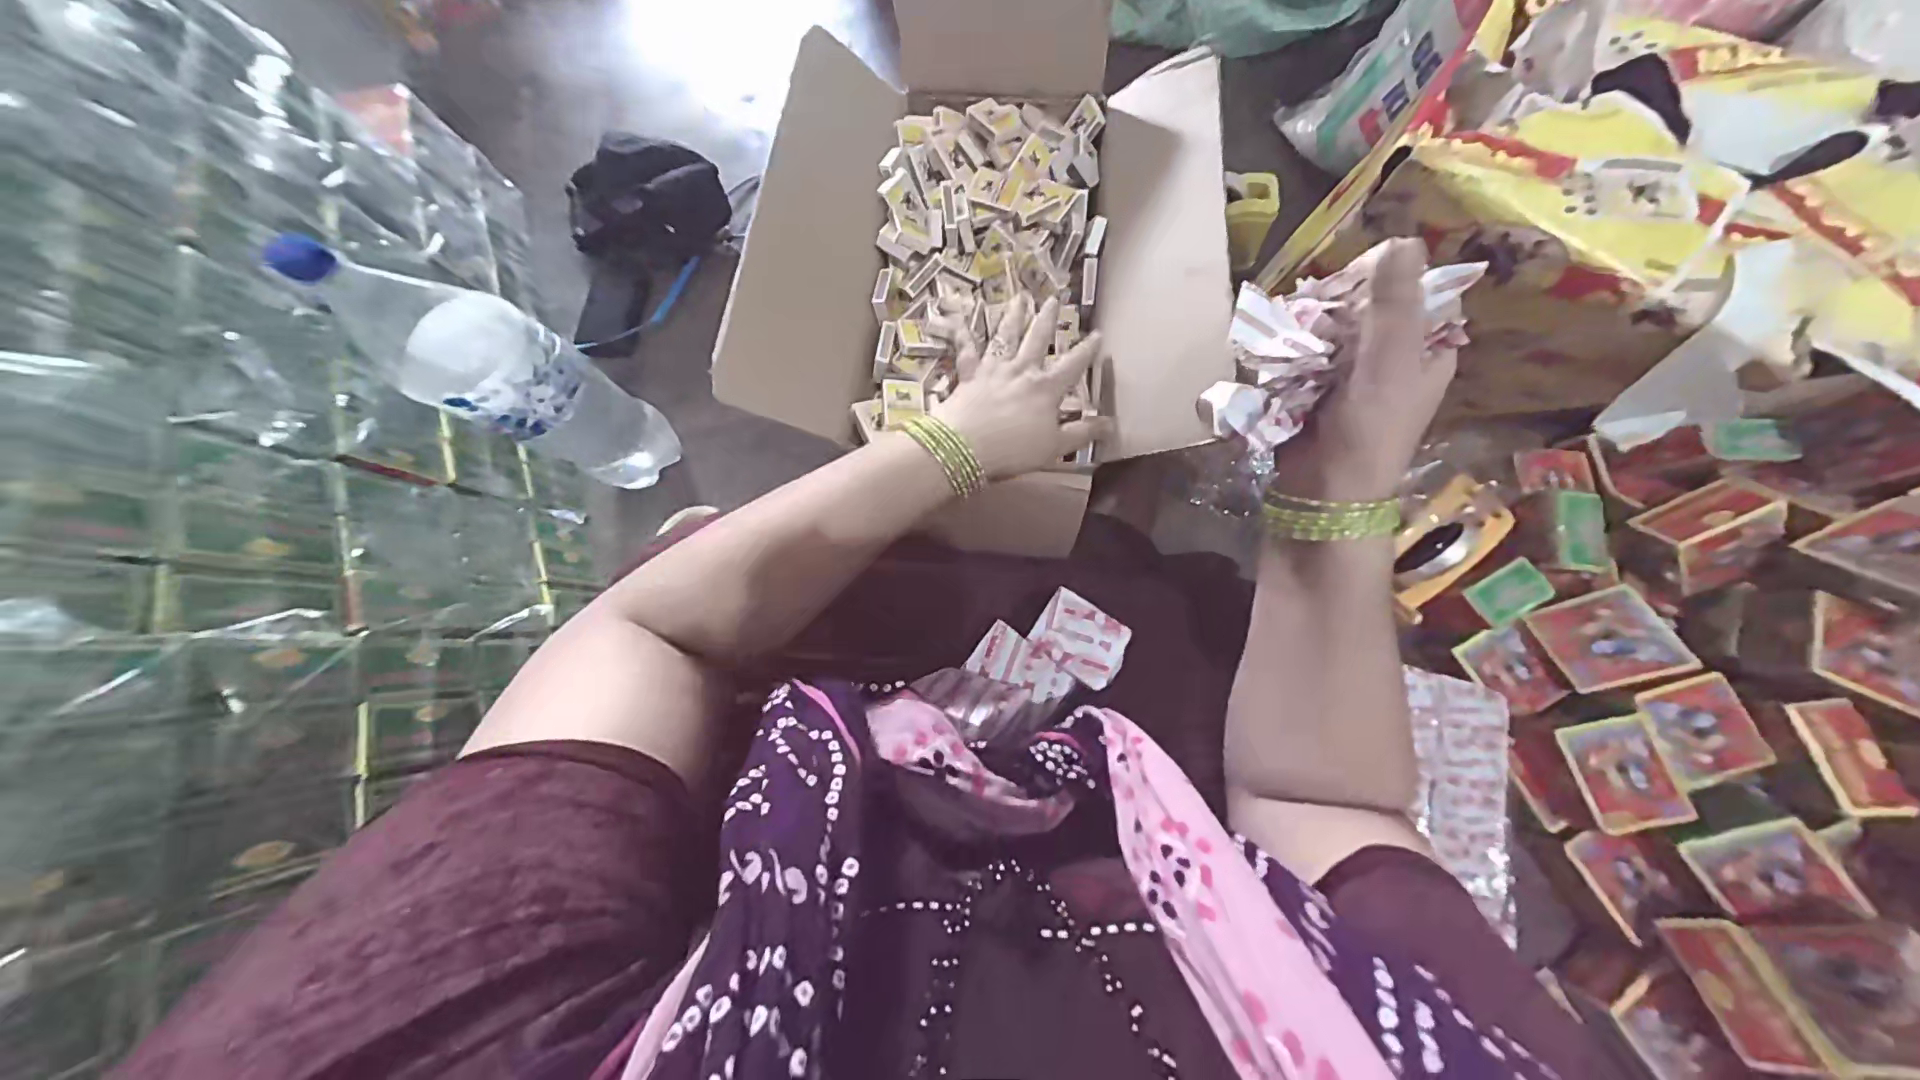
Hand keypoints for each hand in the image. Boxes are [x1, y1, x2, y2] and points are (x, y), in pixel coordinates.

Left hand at [928, 294, 1107, 480]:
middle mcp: (1021, 371)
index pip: (1073, 364)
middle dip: (1047, 320)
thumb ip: (1082, 433)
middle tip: (1053, 300)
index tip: (1097, 334)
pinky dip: (963, 336)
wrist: (964, 448)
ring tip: (1019, 299)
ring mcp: (992, 371)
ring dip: (1013, 317)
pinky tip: (960, 321)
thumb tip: (1110, 424)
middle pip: (1037, 340)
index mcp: (1046, 388)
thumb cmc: (1013, 450)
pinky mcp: (967, 376)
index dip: (1087, 350)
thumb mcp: (1054, 447)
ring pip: (1005, 337)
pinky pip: (966, 352)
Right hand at [1270, 238, 1455, 502]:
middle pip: (1365, 309)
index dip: (1385, 279)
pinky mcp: (1315, 390)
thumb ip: (1394, 305)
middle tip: (1313, 309)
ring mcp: (1350, 375)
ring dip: (1308, 330)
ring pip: (1330, 331)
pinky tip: (1278, 353)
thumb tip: (1403, 239)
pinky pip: (1305, 357)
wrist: (1324, 493)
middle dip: (1336, 306)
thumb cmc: (1369, 432)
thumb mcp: (1389, 364)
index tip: (1353, 279)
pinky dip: (1291, 353)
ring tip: (1290, 333)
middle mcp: (1391, 357)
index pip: (1414, 292)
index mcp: (1426, 349)